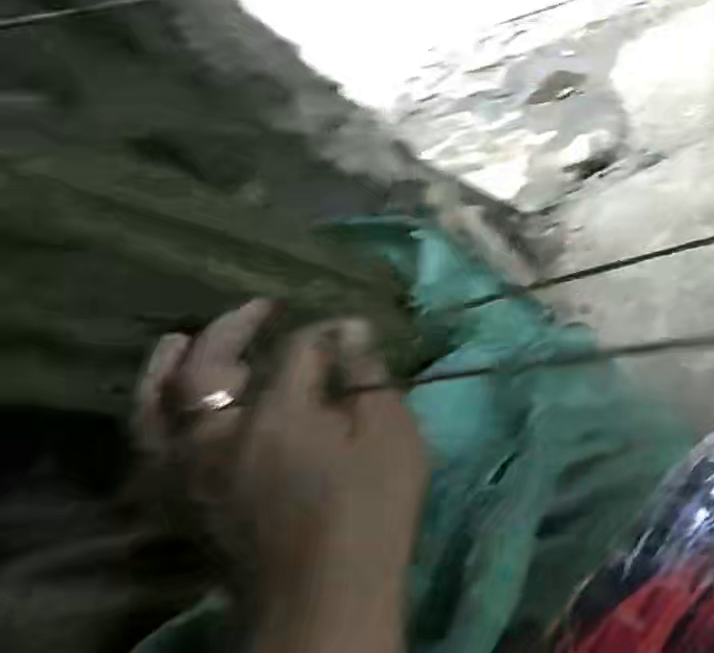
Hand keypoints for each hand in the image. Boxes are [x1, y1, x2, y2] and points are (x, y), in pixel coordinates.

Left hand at [134, 300, 425, 651]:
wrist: (325, 583)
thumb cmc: (373, 499)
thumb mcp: (390, 430)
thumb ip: (366, 377)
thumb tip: (350, 329)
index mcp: (275, 418)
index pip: (295, 352)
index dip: (325, 331)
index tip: (353, 323)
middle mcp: (214, 440)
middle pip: (203, 374)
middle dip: (230, 332)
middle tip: (257, 307)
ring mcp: (187, 474)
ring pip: (152, 415)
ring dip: (162, 373)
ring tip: (177, 343)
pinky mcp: (180, 502)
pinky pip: (147, 453)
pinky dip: (152, 422)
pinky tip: (170, 410)